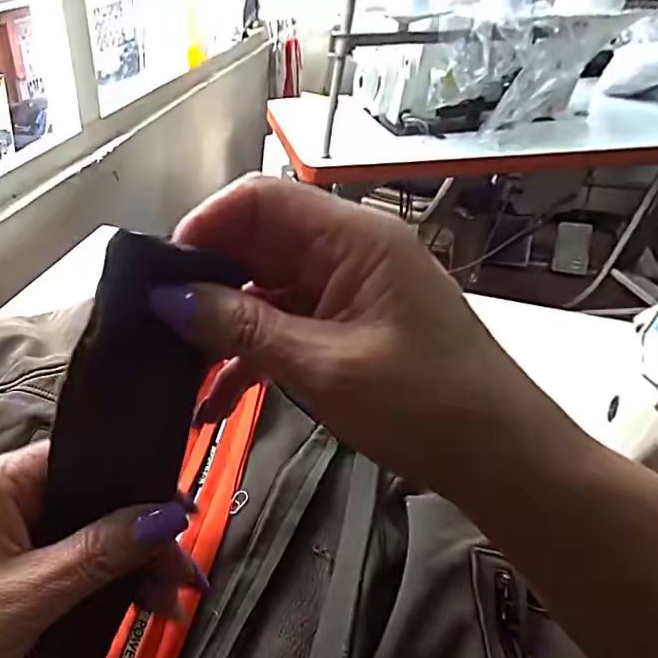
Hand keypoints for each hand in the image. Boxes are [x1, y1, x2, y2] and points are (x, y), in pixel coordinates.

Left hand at [0, 443, 198, 657]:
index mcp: (2, 481)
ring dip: (132, 564)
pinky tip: (143, 605)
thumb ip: (104, 550)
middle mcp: (7, 496)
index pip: (85, 456)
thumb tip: (171, 516)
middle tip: (188, 573)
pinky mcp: (14, 567)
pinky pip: (75, 561)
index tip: (185, 514)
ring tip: (174, 600)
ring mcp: (11, 533)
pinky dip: (108, 582)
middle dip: (145, 536)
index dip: (139, 480)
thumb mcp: (34, 592)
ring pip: (90, 534)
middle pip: (95, 500)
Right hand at [150, 175, 580, 498]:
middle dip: (205, 285)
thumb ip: (246, 329)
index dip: (203, 228)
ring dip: (224, 331)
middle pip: (257, 245)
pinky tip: (218, 400)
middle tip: (159, 330)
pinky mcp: (348, 330)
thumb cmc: (430, 407)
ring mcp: (349, 293)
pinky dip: (253, 359)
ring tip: (181, 372)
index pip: (260, 200)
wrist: (498, 456)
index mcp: (354, 239)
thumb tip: (173, 300)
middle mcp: (350, 254)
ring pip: (266, 292)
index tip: (160, 276)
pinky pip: (287, 329)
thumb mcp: (326, 367)